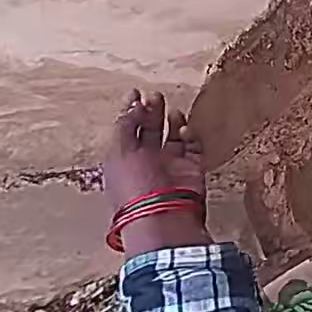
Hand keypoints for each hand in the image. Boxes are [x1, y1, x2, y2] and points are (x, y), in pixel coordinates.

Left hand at [103, 90, 209, 255]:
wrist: (164, 218)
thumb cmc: (135, 187)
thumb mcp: (119, 152)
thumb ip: (125, 125)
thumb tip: (134, 105)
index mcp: (123, 159)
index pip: (126, 129)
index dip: (130, 110)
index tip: (135, 93)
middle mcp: (146, 162)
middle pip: (149, 130)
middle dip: (151, 111)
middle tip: (155, 96)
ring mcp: (170, 166)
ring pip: (173, 137)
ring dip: (172, 121)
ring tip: (172, 110)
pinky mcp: (191, 170)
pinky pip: (193, 147)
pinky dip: (190, 135)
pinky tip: (185, 129)